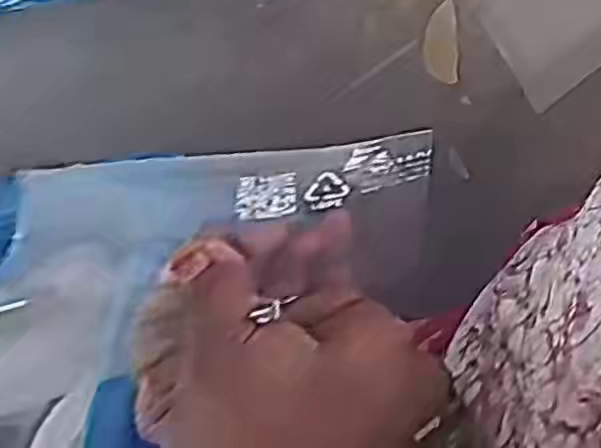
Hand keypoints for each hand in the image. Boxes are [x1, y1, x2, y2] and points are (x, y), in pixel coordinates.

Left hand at [134, 216, 449, 447]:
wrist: (372, 429)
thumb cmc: (280, 411)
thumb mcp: (232, 360)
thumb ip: (216, 303)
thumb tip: (196, 253)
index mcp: (190, 378)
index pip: (183, 313)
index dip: (198, 272)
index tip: (217, 233)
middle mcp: (239, 356)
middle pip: (240, 293)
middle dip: (251, 254)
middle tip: (269, 224)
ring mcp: (298, 337)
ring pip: (290, 280)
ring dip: (296, 248)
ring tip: (308, 220)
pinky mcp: (348, 321)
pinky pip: (334, 278)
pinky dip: (335, 250)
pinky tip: (337, 225)